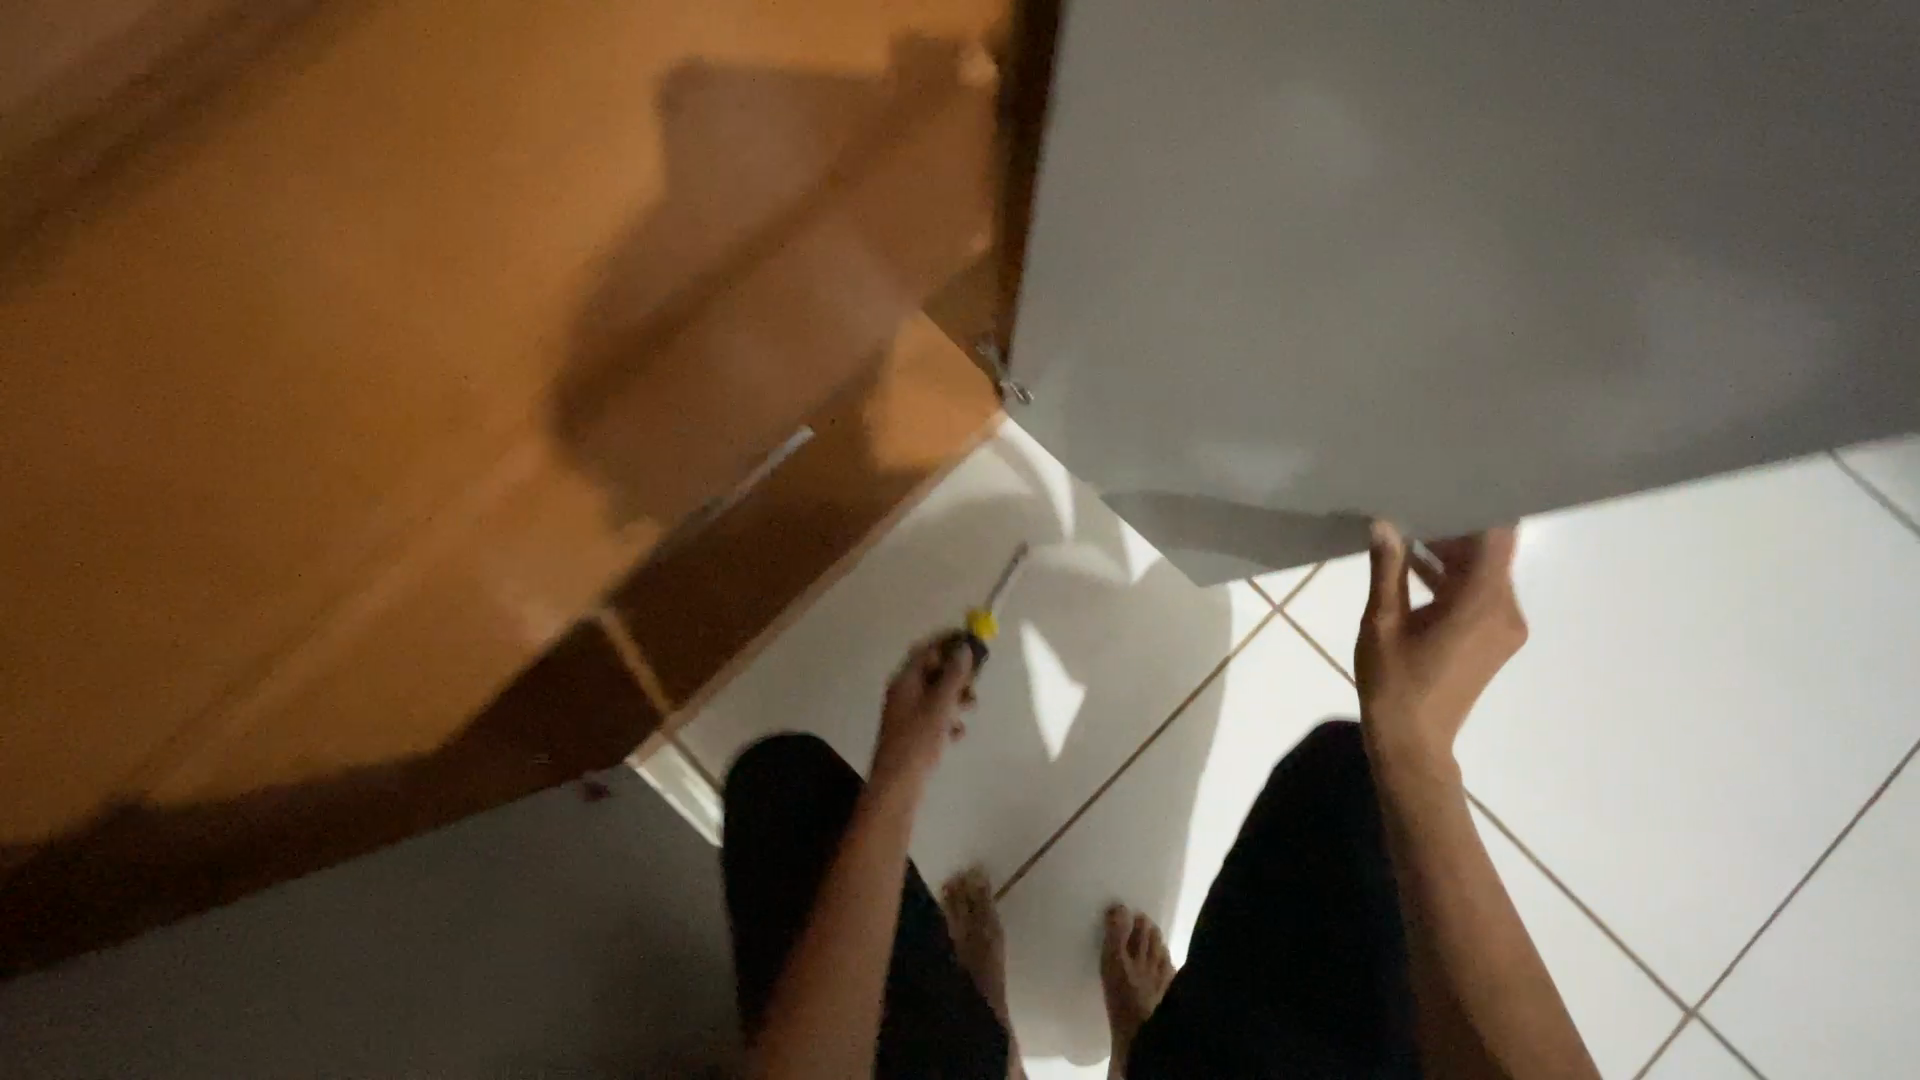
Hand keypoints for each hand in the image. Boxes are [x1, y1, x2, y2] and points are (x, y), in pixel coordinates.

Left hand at [870, 638, 975, 790]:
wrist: (898, 784)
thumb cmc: (918, 740)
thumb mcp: (940, 705)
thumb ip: (953, 676)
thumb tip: (964, 648)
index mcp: (905, 681)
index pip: (926, 650)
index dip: (947, 643)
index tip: (971, 641)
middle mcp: (903, 692)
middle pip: (933, 671)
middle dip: (956, 674)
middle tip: (975, 681)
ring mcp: (907, 714)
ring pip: (936, 695)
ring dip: (955, 697)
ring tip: (970, 707)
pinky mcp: (914, 733)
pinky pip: (935, 717)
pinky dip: (948, 720)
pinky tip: (957, 734)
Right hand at [1356, 520, 1527, 767]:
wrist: (1412, 740)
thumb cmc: (1393, 681)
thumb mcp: (1381, 622)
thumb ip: (1387, 569)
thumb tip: (1382, 524)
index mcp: (1482, 604)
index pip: (1497, 539)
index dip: (1479, 508)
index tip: (1452, 483)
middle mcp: (1505, 611)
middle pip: (1488, 554)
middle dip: (1453, 529)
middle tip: (1413, 503)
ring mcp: (1502, 627)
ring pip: (1481, 574)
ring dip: (1449, 554)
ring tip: (1406, 529)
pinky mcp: (1492, 638)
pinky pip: (1476, 595)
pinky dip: (1450, 580)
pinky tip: (1413, 565)